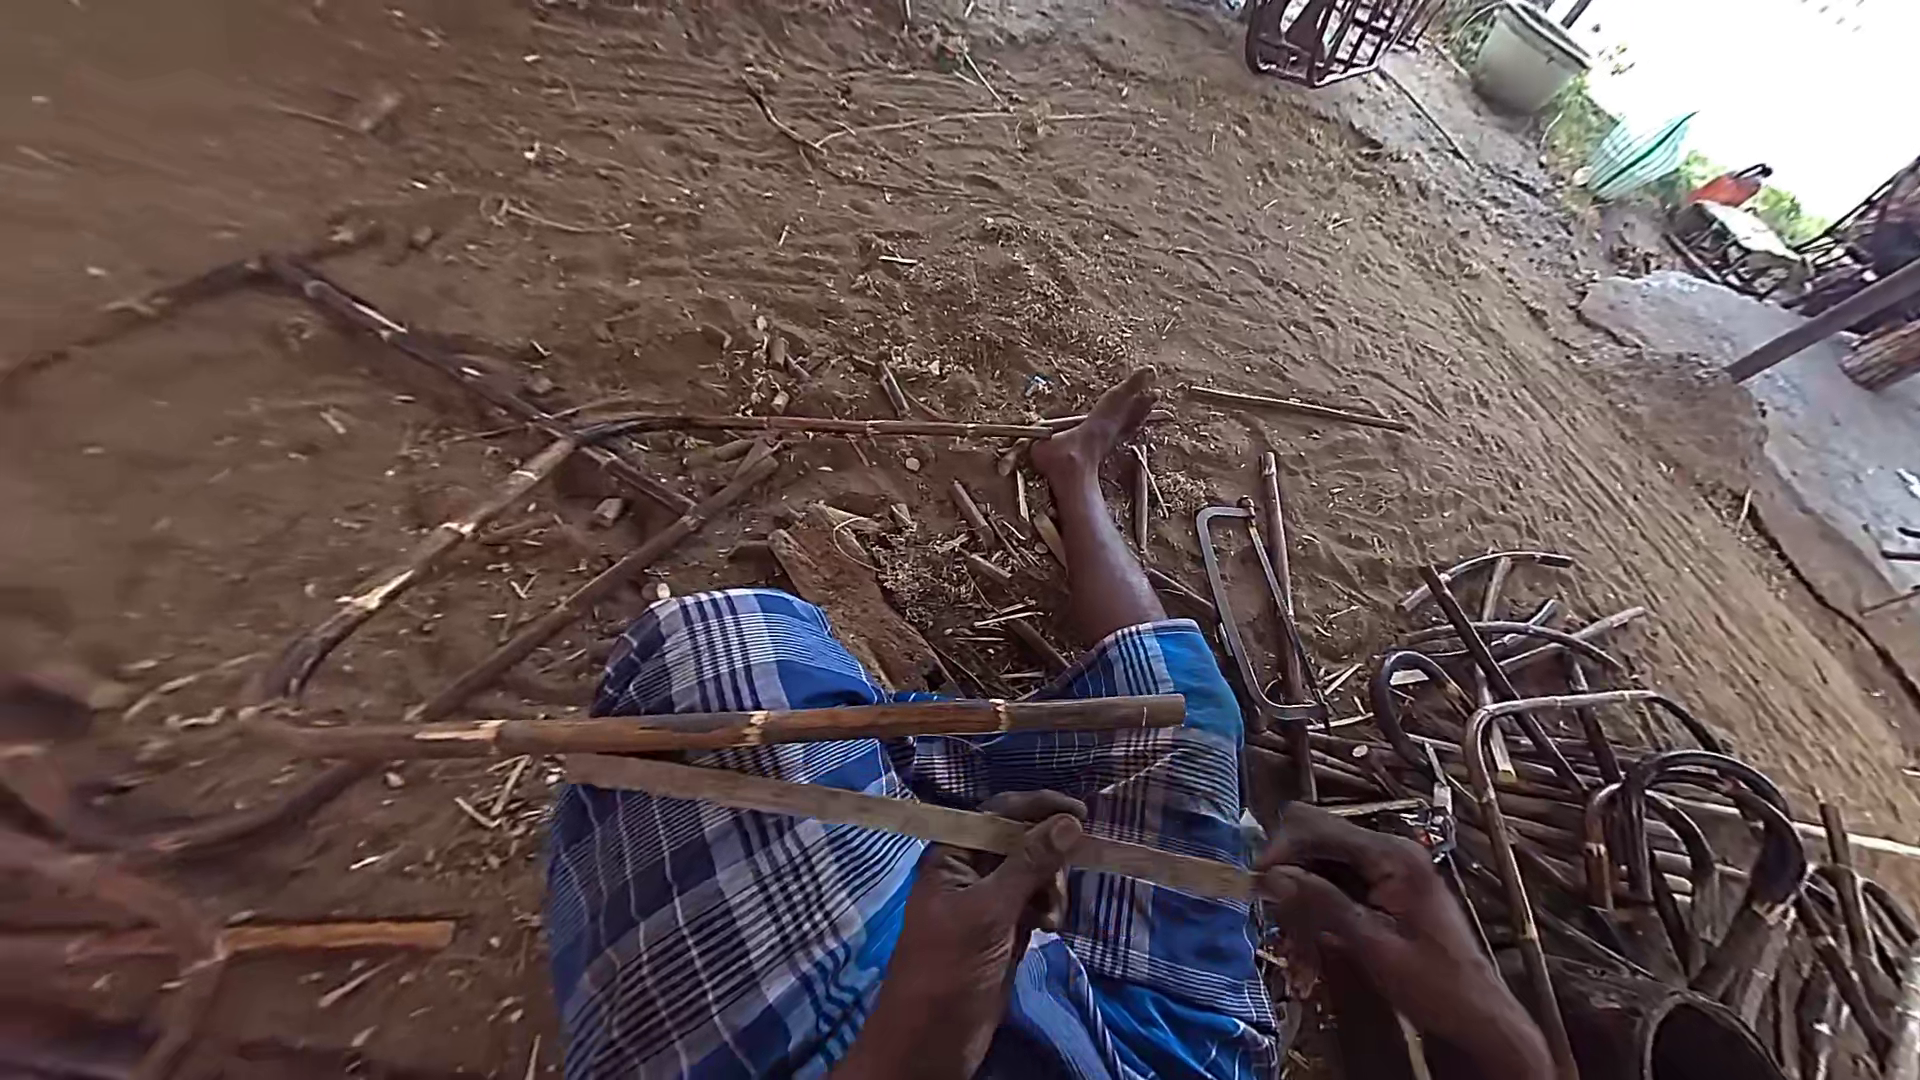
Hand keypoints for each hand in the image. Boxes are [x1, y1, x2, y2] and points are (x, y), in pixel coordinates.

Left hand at [831, 791, 1085, 1079]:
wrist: (929, 1045)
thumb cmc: (948, 968)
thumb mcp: (988, 912)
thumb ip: (1028, 865)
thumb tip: (1069, 822)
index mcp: (954, 852)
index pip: (1000, 813)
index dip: (1038, 807)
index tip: (1080, 812)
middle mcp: (972, 868)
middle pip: (1021, 840)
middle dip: (1048, 853)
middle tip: (1064, 876)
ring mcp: (990, 899)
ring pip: (1033, 872)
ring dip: (1051, 886)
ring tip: (1051, 915)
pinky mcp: (1005, 927)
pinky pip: (1035, 900)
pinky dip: (1048, 907)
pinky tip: (1050, 927)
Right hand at [1256, 803, 1553, 1077]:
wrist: (1484, 1027)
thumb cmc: (1438, 989)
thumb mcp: (1376, 947)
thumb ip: (1323, 903)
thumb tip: (1269, 875)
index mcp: (1390, 854)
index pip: (1314, 826)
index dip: (1280, 848)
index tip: (1256, 881)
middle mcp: (1383, 848)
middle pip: (1309, 836)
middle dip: (1285, 871)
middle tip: (1269, 908)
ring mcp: (1379, 865)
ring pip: (1312, 861)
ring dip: (1295, 897)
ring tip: (1293, 945)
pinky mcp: (1374, 884)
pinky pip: (1326, 881)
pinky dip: (1310, 908)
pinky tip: (1308, 946)